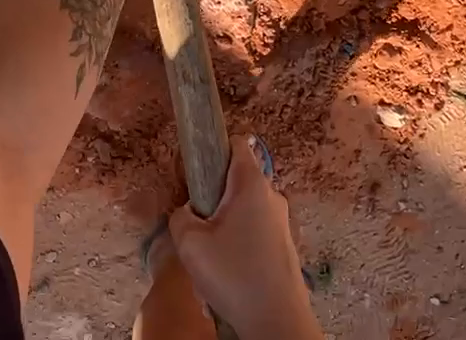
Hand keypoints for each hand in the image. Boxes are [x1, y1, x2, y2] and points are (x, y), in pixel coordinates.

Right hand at [167, 135, 320, 339]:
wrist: (277, 322)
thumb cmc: (234, 274)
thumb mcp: (190, 243)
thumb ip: (180, 217)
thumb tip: (187, 213)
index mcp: (251, 183)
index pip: (235, 144)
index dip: (214, 149)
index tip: (196, 170)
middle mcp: (272, 195)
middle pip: (238, 179)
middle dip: (215, 195)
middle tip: (198, 220)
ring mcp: (282, 221)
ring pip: (246, 208)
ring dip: (227, 223)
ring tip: (212, 252)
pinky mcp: (285, 245)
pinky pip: (256, 231)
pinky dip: (241, 242)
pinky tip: (230, 270)